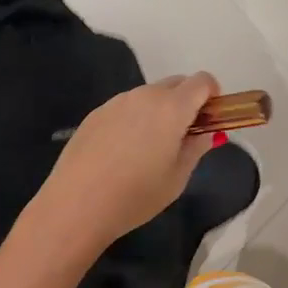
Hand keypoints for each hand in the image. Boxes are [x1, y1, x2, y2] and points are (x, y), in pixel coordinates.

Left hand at [37, 72, 219, 246]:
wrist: (75, 206)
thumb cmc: (135, 196)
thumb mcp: (177, 178)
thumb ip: (196, 148)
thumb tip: (206, 133)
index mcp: (173, 107)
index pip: (202, 81)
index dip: (212, 95)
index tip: (209, 118)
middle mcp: (146, 95)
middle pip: (176, 83)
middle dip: (186, 102)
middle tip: (182, 135)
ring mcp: (118, 101)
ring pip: (149, 95)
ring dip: (158, 110)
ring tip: (147, 149)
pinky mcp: (96, 113)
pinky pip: (125, 107)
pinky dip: (133, 119)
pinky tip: (120, 153)